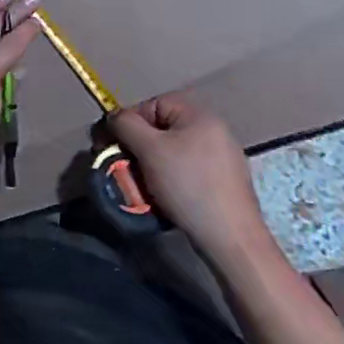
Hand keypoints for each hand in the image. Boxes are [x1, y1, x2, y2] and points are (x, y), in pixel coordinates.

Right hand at [109, 90, 269, 255]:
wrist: (230, 239)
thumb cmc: (187, 185)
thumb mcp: (148, 149)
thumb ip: (125, 124)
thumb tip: (113, 118)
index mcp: (199, 115)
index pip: (152, 105)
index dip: (130, 122)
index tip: (116, 146)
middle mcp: (215, 130)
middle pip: (162, 129)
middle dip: (140, 147)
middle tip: (127, 167)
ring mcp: (223, 157)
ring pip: (173, 152)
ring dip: (152, 165)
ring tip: (144, 185)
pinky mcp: (224, 182)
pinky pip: (187, 170)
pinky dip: (170, 179)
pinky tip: (165, 197)